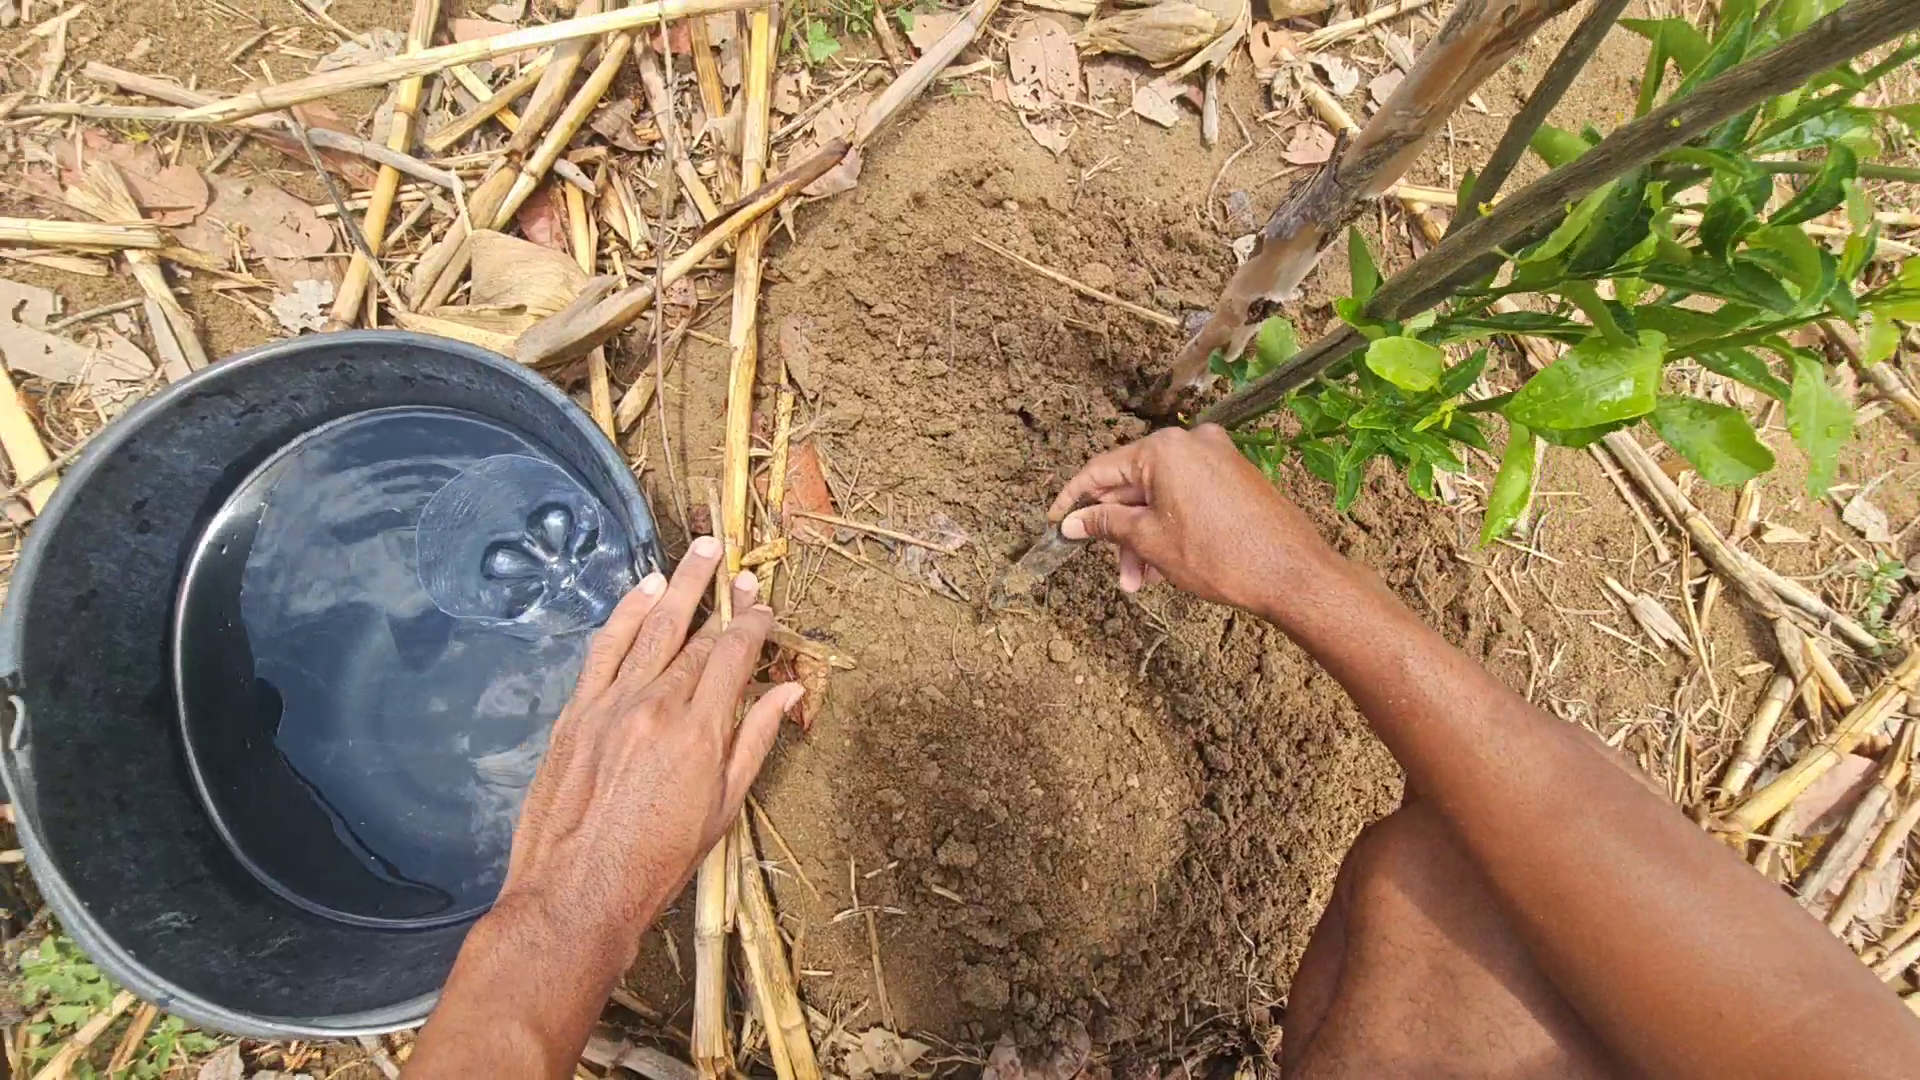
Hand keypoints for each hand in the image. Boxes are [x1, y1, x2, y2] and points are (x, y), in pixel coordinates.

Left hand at [407, 538, 800, 1079]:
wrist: (575, 894)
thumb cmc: (661, 858)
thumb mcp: (725, 805)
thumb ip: (757, 739)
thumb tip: (790, 691)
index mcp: (699, 730)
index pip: (734, 655)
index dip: (753, 625)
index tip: (764, 607)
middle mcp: (656, 704)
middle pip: (697, 636)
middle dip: (724, 600)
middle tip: (739, 572)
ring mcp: (611, 703)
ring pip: (652, 628)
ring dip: (678, 585)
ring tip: (699, 553)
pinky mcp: (577, 711)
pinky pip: (605, 648)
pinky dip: (626, 613)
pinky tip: (642, 590)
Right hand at [1049, 425, 1342, 617]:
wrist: (1291, 573)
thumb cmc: (1218, 555)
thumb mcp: (1148, 540)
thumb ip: (1104, 524)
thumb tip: (1072, 522)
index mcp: (1163, 448)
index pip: (1100, 470)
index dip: (1073, 500)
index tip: (1057, 522)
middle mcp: (1189, 442)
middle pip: (1132, 486)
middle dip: (1118, 532)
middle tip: (1113, 569)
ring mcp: (1215, 457)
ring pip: (1159, 497)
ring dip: (1143, 537)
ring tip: (1141, 580)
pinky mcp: (1233, 476)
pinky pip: (1184, 497)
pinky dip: (1168, 527)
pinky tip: (1164, 566)